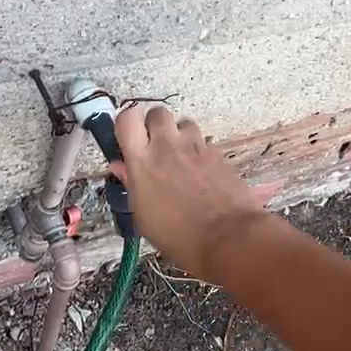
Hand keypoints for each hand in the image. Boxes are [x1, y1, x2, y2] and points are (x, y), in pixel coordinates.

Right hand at [109, 103, 267, 280]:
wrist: (228, 238)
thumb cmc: (179, 236)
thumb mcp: (143, 216)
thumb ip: (132, 184)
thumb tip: (122, 167)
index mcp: (143, 161)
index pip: (127, 119)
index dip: (126, 123)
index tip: (128, 137)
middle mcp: (168, 146)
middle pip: (157, 112)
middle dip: (154, 124)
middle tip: (154, 145)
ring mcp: (196, 147)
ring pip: (184, 123)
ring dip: (180, 136)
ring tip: (180, 158)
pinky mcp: (218, 154)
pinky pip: (204, 142)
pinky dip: (199, 152)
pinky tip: (200, 173)